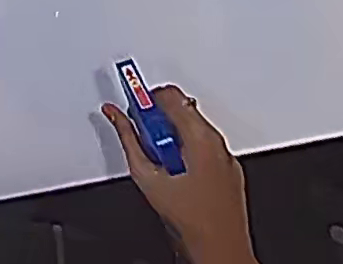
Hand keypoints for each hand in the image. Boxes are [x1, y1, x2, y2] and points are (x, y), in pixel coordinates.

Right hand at [102, 87, 256, 263]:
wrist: (222, 255)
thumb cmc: (191, 221)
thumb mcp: (146, 175)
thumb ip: (127, 137)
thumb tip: (113, 114)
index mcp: (200, 137)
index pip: (169, 95)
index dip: (146, 98)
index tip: (133, 107)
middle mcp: (217, 142)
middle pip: (181, 108)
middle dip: (158, 119)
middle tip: (144, 136)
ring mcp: (226, 157)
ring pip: (192, 126)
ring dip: (171, 133)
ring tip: (161, 159)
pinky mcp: (229, 170)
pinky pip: (204, 144)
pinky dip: (187, 147)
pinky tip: (177, 170)